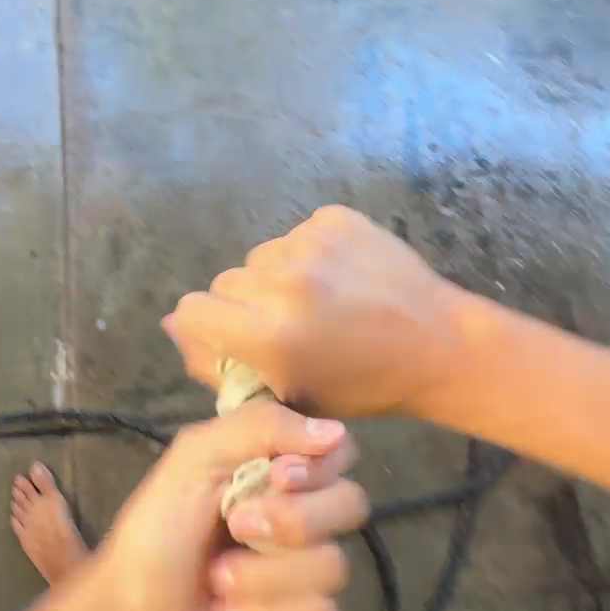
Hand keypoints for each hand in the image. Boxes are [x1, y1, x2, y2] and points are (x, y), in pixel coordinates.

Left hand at [83, 403, 367, 610]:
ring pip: (332, 565)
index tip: (277, 476)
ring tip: (217, 579)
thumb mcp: (193, 459)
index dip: (315, 466)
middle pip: (351, 503)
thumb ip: (257, 428)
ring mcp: (304, 570)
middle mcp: (299, 513)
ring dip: (260, 576)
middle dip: (291, 520)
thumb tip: (336, 431)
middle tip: (236, 527)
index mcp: (273, 467)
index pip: (336, 450)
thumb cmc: (158, 529)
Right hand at [163, 205, 479, 416]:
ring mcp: (309, 244)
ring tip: (317, 299)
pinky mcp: (334, 218)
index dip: (208, 325)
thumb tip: (170, 325)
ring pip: (259, 257)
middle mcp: (281, 282)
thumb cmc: (360, 384)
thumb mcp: (285, 391)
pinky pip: (294, 234)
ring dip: (275, 278)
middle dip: (244, 304)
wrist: (440, 344)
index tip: (235, 335)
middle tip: (286, 323)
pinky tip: (339, 276)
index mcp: (268, 334)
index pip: (192, 309)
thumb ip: (219, 364)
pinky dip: (307, 254)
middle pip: (225, 282)